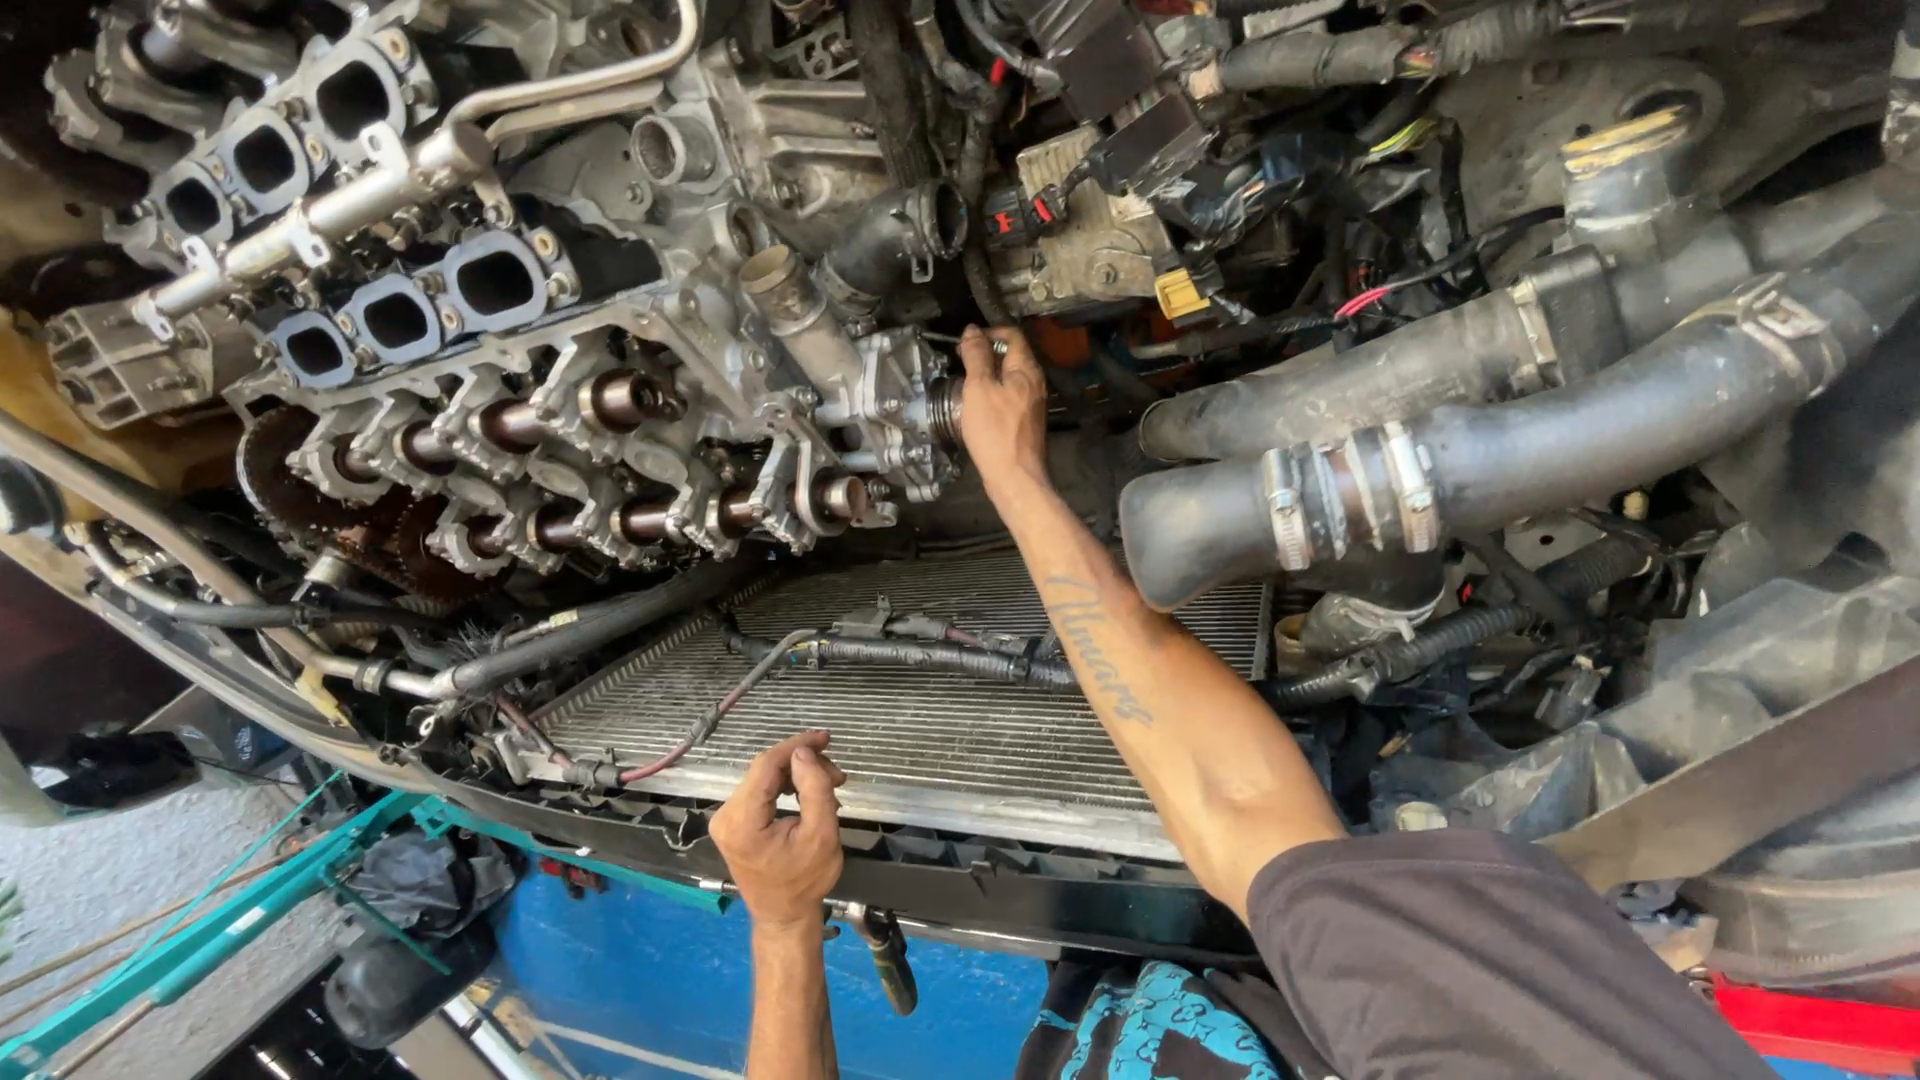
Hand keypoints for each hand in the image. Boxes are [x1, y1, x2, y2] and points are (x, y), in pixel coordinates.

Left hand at [710, 731, 848, 929]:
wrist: (784, 915)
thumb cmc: (805, 881)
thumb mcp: (821, 835)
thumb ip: (814, 789)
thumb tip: (804, 752)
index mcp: (742, 822)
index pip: (766, 766)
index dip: (797, 746)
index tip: (826, 739)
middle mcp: (725, 816)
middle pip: (766, 769)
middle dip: (804, 764)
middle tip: (837, 776)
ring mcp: (726, 818)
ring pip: (766, 776)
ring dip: (799, 774)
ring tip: (831, 785)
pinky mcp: (734, 821)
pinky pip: (762, 789)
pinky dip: (788, 785)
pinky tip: (810, 793)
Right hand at [957, 325, 1049, 498]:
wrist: (1015, 476)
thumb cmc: (995, 430)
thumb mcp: (979, 387)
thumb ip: (976, 356)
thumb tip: (972, 331)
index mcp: (1027, 369)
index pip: (1011, 334)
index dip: (987, 333)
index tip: (964, 345)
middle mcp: (1035, 382)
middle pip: (1011, 355)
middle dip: (985, 354)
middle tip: (961, 364)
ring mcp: (1032, 403)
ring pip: (1009, 377)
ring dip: (987, 376)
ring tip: (965, 385)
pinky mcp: (1026, 421)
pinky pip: (1009, 397)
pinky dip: (993, 394)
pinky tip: (977, 407)